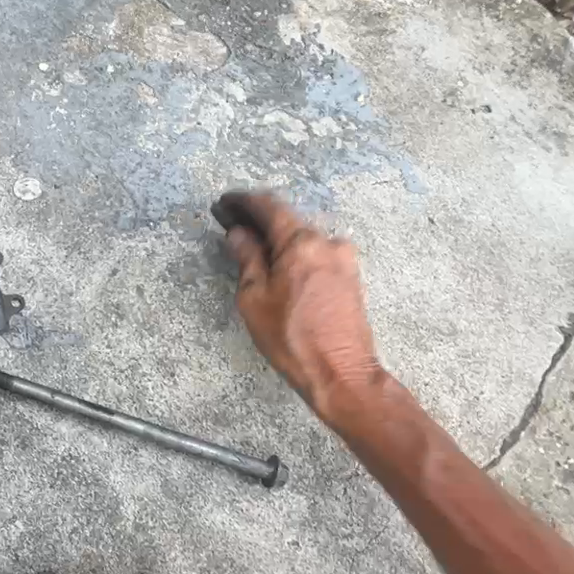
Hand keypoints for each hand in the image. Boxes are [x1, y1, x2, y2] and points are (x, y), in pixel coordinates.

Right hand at [219, 192, 383, 416]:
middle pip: (287, 221)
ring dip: (277, 240)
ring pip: (302, 239)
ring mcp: (343, 258)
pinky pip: (315, 254)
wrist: (340, 372)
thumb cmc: (289, 336)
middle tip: (232, 228)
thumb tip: (239, 234)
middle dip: (258, 222)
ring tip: (252, 251)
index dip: (243, 201)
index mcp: (301, 242)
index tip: (224, 203)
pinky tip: (278, 266)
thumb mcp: (254, 297)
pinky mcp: (350, 276)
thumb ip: (247, 258)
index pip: (269, 206)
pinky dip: (294, 254)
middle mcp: (327, 242)